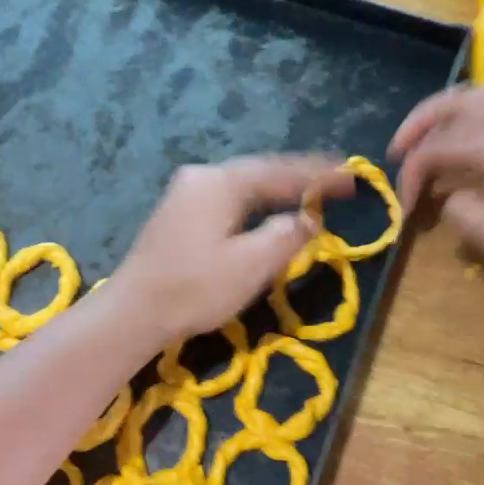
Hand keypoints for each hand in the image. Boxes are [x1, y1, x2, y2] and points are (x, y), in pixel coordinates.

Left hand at [112, 155, 353, 340]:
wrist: (133, 313)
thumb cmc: (195, 289)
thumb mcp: (251, 265)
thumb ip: (286, 237)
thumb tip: (308, 220)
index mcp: (221, 183)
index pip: (280, 171)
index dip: (318, 175)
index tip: (350, 175)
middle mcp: (202, 178)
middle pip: (260, 173)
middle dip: (298, 178)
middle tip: (335, 182)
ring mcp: (186, 194)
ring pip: (243, 186)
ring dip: (276, 191)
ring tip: (309, 194)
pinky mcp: (178, 215)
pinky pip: (229, 200)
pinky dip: (255, 204)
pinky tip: (267, 214)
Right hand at [390, 86, 483, 284]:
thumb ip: (458, 208)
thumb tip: (448, 195)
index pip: (435, 150)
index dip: (410, 178)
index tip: (404, 212)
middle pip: (453, 104)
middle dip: (418, 125)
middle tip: (398, 152)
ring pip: (477, 96)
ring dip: (445, 112)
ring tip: (428, 138)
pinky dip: (470, 114)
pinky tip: (465, 139)